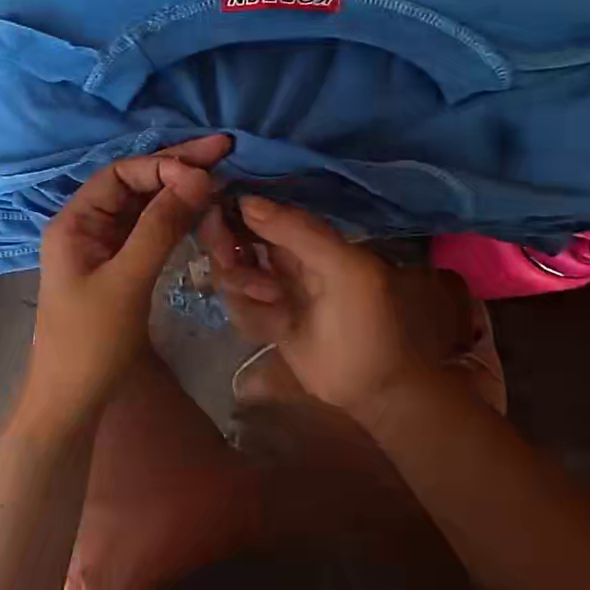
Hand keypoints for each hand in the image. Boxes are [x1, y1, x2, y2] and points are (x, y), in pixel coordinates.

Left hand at [28, 135, 230, 419]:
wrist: (72, 399)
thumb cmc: (90, 341)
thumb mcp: (127, 281)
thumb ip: (160, 228)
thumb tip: (197, 178)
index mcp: (74, 222)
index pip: (120, 175)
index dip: (163, 164)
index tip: (207, 166)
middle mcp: (86, 225)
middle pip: (133, 184)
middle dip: (176, 168)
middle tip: (224, 149)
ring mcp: (103, 246)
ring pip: (143, 206)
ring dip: (179, 191)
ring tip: (221, 176)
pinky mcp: (119, 266)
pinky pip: (148, 231)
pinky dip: (175, 219)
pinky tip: (201, 210)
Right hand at [201, 195, 471, 420]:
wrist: (376, 388)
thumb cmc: (367, 321)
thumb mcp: (344, 268)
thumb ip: (299, 232)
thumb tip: (246, 201)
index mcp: (307, 235)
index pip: (257, 209)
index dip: (232, 210)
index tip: (213, 216)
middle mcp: (284, 257)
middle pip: (233, 239)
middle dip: (226, 249)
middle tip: (230, 263)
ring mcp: (272, 290)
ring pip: (230, 275)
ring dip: (241, 287)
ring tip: (271, 301)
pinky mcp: (264, 321)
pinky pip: (237, 308)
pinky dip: (248, 315)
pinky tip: (274, 328)